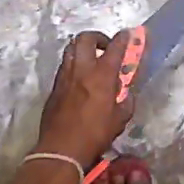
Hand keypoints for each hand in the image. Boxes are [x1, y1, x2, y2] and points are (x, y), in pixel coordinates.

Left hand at [35, 30, 137, 167]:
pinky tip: (81, 80)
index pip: (115, 48)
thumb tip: (126, 93)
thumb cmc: (95, 134)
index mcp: (102, 76)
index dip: (123, 38)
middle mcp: (81, 70)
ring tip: (92, 61)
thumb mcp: (120, 119)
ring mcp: (64, 76)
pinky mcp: (54, 87)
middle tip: (106, 47)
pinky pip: (65, 66)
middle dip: (97, 37)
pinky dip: (75, 65)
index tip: (128, 34)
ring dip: (83, 49)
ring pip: (71, 50)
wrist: (61, 149)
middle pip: (85, 38)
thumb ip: (126, 101)